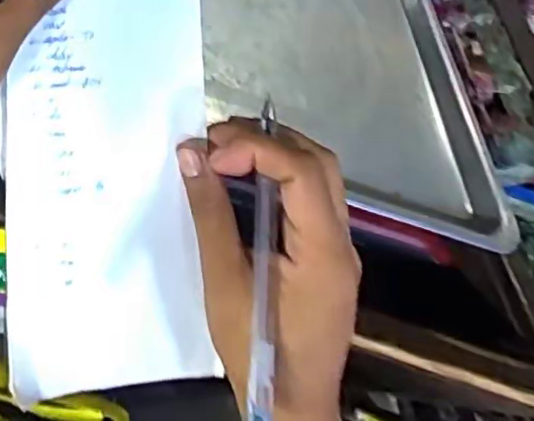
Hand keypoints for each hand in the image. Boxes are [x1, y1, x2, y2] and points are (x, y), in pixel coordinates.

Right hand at [179, 120, 360, 420]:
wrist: (292, 408)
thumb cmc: (257, 349)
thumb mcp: (224, 281)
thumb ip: (210, 212)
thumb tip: (191, 153)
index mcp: (323, 249)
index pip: (302, 171)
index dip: (256, 148)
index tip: (213, 153)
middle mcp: (341, 240)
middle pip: (318, 162)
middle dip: (267, 139)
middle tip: (218, 142)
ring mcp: (340, 247)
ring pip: (320, 173)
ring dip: (276, 152)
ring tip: (228, 152)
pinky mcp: (329, 254)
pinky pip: (313, 194)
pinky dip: (281, 173)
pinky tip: (249, 178)